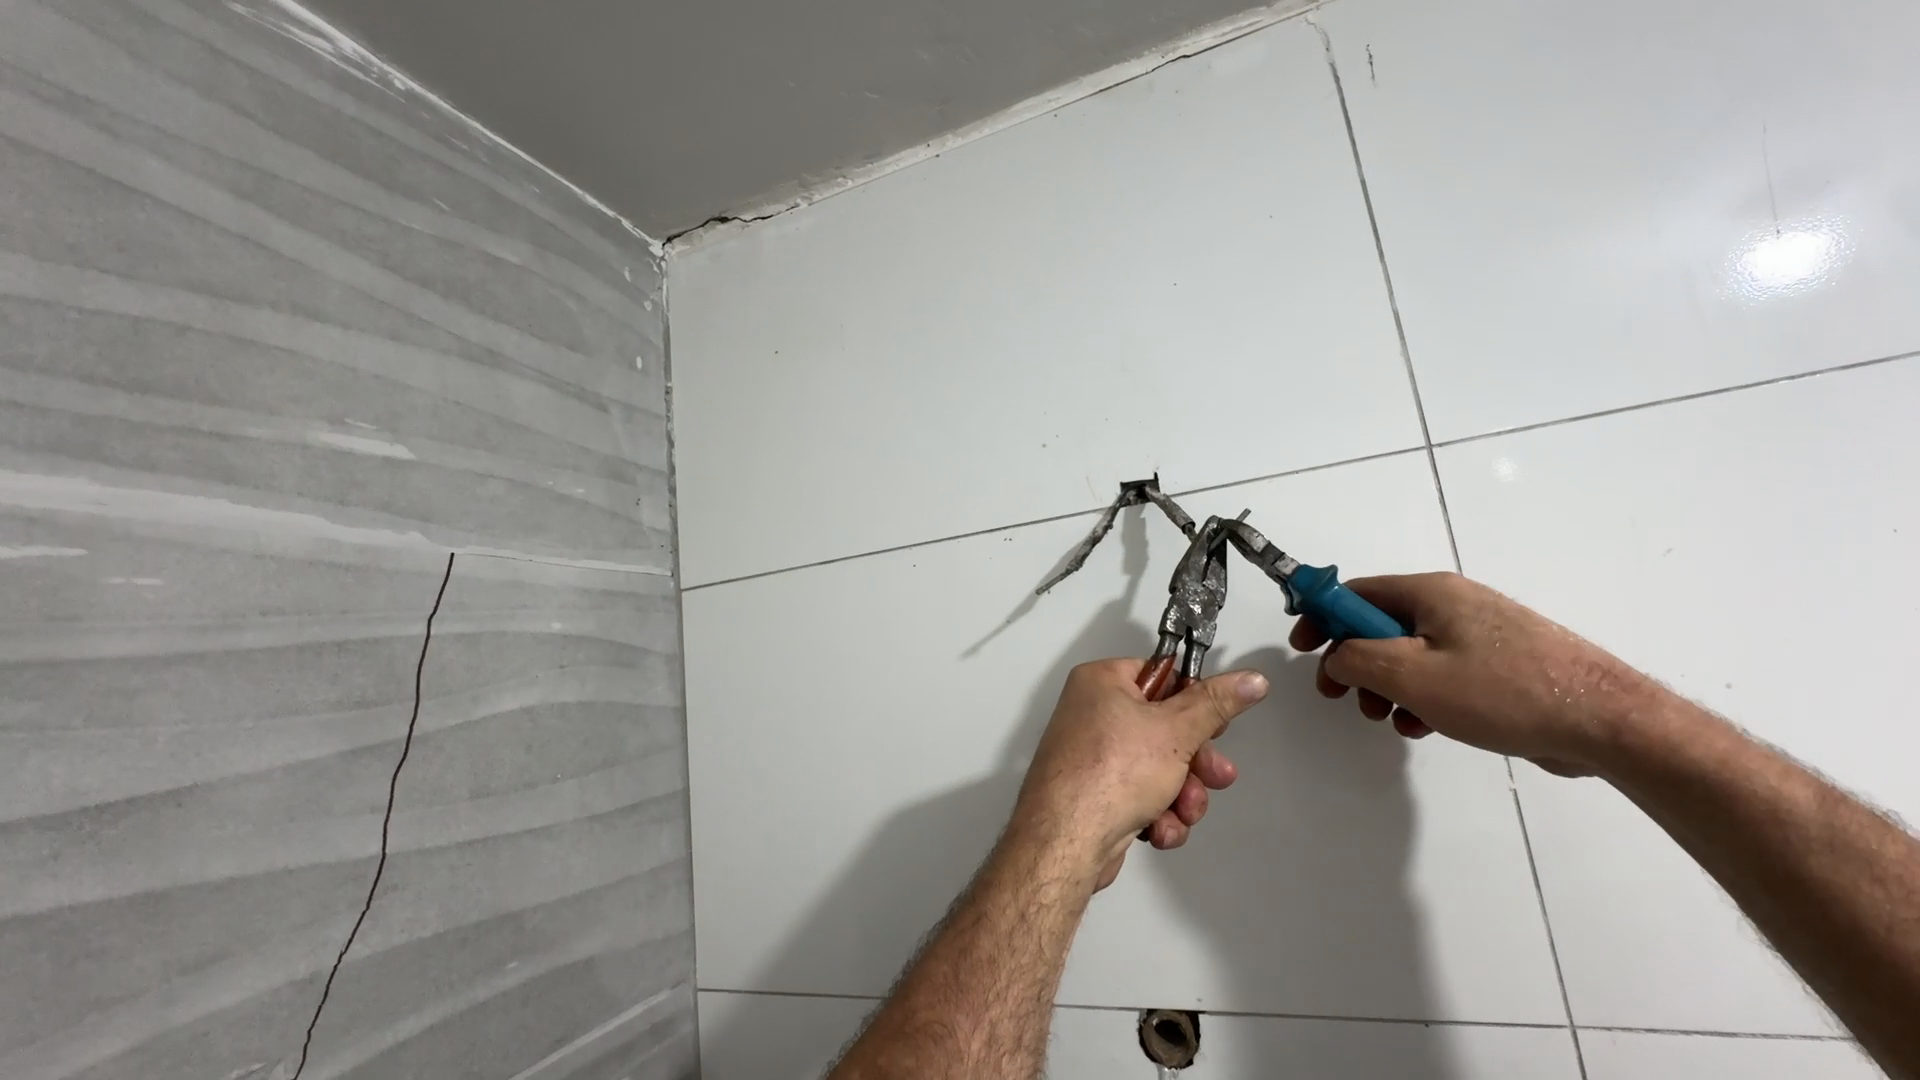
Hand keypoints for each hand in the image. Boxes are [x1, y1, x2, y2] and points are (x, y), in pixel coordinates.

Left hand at [1013, 660, 1268, 889]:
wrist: (1067, 840)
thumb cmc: (1114, 771)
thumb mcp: (1176, 730)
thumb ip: (1217, 704)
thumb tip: (1252, 678)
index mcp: (1101, 681)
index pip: (1161, 675)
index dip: (1193, 702)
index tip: (1215, 725)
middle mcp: (1091, 712)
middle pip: (1165, 727)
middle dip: (1195, 761)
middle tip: (1215, 776)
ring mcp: (1092, 756)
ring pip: (1159, 767)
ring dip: (1182, 794)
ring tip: (1183, 810)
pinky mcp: (1095, 794)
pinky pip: (1140, 795)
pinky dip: (1158, 813)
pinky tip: (1160, 829)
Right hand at [1289, 572, 1661, 777]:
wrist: (1607, 723)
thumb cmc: (1501, 691)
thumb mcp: (1410, 675)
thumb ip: (1354, 659)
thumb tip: (1336, 656)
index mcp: (1429, 592)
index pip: (1353, 591)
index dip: (1320, 616)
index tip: (1303, 649)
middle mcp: (1453, 603)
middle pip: (1378, 625)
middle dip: (1353, 662)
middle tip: (1343, 696)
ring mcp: (1480, 633)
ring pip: (1408, 654)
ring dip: (1387, 686)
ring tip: (1392, 719)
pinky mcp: (1500, 664)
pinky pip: (1441, 673)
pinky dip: (1422, 696)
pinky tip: (1428, 727)